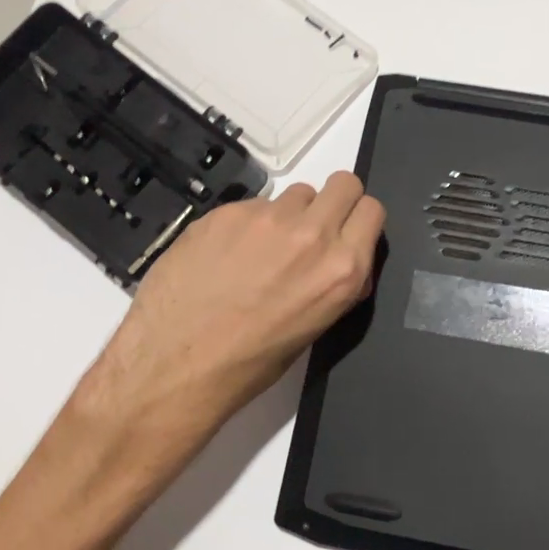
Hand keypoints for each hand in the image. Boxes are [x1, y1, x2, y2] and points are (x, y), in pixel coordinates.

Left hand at [77, 171, 384, 434]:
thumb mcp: (315, 327)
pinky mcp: (225, 212)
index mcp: (342, 269)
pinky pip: (251, 205)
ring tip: (260, 251)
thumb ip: (336, 283)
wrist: (176, 366)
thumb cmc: (250, 364)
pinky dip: (245, 225)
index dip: (359, 220)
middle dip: (334, 202)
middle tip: (311, 231)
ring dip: (288, 215)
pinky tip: (223, 257)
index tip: (345, 232)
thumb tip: (340, 262)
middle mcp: (311, 235)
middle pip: (344, 183)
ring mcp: (266, 218)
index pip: (372, 210)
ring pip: (295, 193)